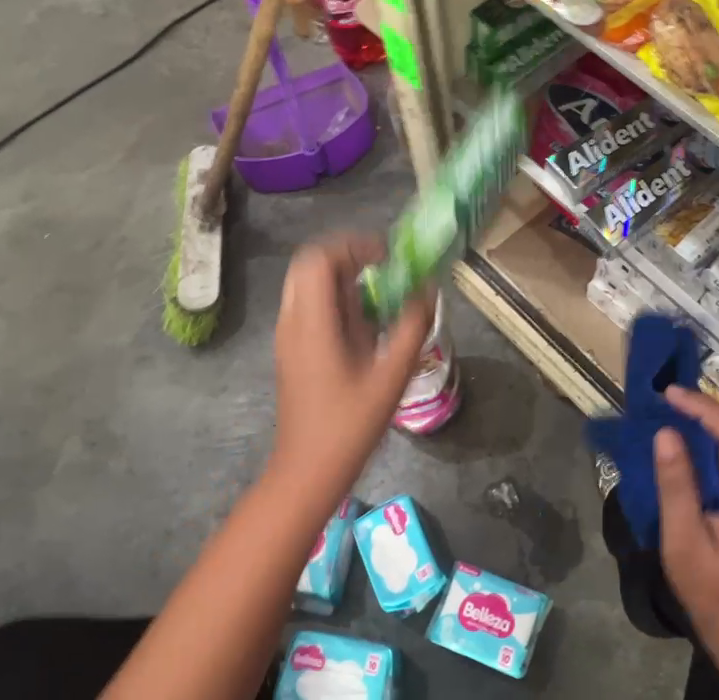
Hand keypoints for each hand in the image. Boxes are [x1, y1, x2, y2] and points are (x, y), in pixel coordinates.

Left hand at [267, 233, 434, 502]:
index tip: (388, 256)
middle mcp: (293, 322)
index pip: (319, 259)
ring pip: (308, 284)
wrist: (306, 472)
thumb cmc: (348, 426)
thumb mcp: (391, 377)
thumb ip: (412, 327)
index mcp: (312, 323)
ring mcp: (289, 336)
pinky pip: (310, 305)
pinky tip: (366, 321)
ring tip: (381, 290)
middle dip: (348, 256)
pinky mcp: (293, 350)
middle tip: (384, 266)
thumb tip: (429, 289)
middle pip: (310, 264)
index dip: (353, 246)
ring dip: (342, 276)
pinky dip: (336, 298)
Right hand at [654, 385, 718, 657]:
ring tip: (670, 411)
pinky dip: (708, 441)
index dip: (702, 407)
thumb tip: (666, 433)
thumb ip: (677, 484)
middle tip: (664, 398)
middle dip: (702, 409)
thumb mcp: (684, 538)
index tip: (669, 394)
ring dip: (705, 422)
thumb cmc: (709, 587)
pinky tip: (685, 440)